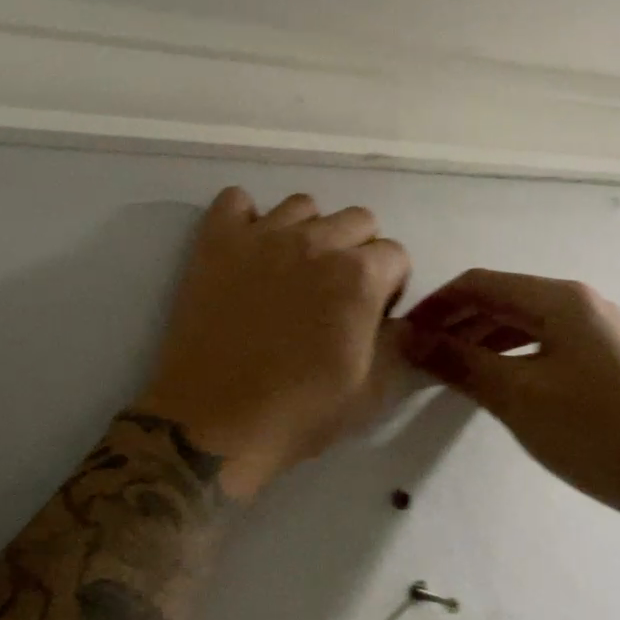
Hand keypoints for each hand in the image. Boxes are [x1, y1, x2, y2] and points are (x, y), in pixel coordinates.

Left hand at [133, 187, 410, 497]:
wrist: (214, 420)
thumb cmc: (298, 412)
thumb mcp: (370, 391)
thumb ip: (399, 344)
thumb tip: (405, 322)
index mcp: (358, 275)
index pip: (395, 254)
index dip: (389, 286)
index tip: (371, 315)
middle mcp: (314, 241)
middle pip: (356, 220)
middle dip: (356, 251)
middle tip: (334, 292)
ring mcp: (262, 235)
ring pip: (302, 206)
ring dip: (307, 231)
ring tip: (291, 270)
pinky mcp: (217, 240)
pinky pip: (235, 199)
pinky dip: (245, 217)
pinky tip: (246, 249)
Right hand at [400, 269, 619, 528]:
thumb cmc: (598, 432)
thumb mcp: (516, 396)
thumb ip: (458, 361)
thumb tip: (408, 337)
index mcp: (559, 298)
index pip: (478, 283)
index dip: (434, 304)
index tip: (402, 334)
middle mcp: (583, 304)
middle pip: (503, 300)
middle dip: (457, 323)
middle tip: (420, 357)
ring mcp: (605, 334)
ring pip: (527, 324)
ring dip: (483, 342)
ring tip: (452, 373)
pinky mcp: (616, 365)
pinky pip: (550, 346)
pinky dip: (514, 357)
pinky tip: (502, 387)